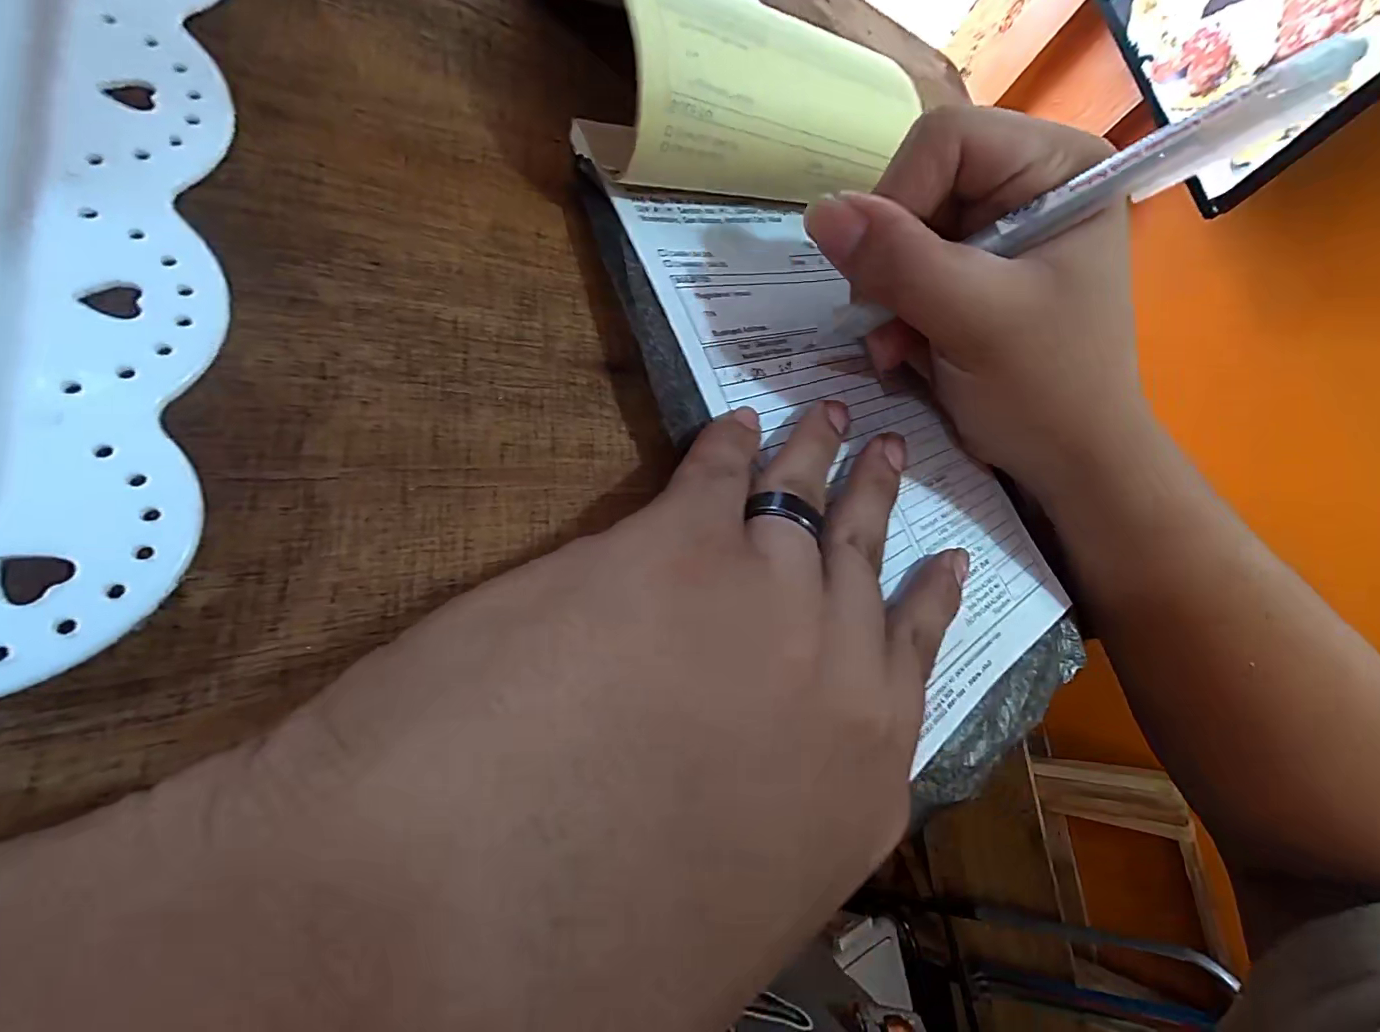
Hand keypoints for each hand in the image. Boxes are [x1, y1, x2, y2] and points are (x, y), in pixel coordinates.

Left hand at [10, 406, 965, 1030]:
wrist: (433, 928)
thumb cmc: (584, 964)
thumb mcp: (739, 916)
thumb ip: (788, 825)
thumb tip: (777, 783)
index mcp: (863, 775)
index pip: (913, 656)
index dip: (929, 597)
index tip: (945, 557)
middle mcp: (836, 671)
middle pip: (864, 558)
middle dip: (877, 495)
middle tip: (889, 448)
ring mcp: (766, 599)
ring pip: (805, 501)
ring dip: (818, 450)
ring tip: (833, 414)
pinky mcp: (675, 550)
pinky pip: (719, 475)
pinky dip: (730, 444)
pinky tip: (736, 424)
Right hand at [804, 106, 1148, 504]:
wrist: (1073, 462)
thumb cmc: (1048, 392)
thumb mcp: (973, 321)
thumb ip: (898, 261)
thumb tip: (820, 212)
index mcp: (1059, 167)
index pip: (946, 140)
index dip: (899, 201)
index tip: (885, 279)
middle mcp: (1031, 183)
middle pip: (921, 185)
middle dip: (893, 262)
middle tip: (885, 327)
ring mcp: (1003, 228)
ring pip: (906, 232)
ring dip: (889, 295)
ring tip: (897, 351)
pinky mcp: (980, 271)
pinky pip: (912, 269)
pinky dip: (898, 311)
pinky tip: (906, 352)